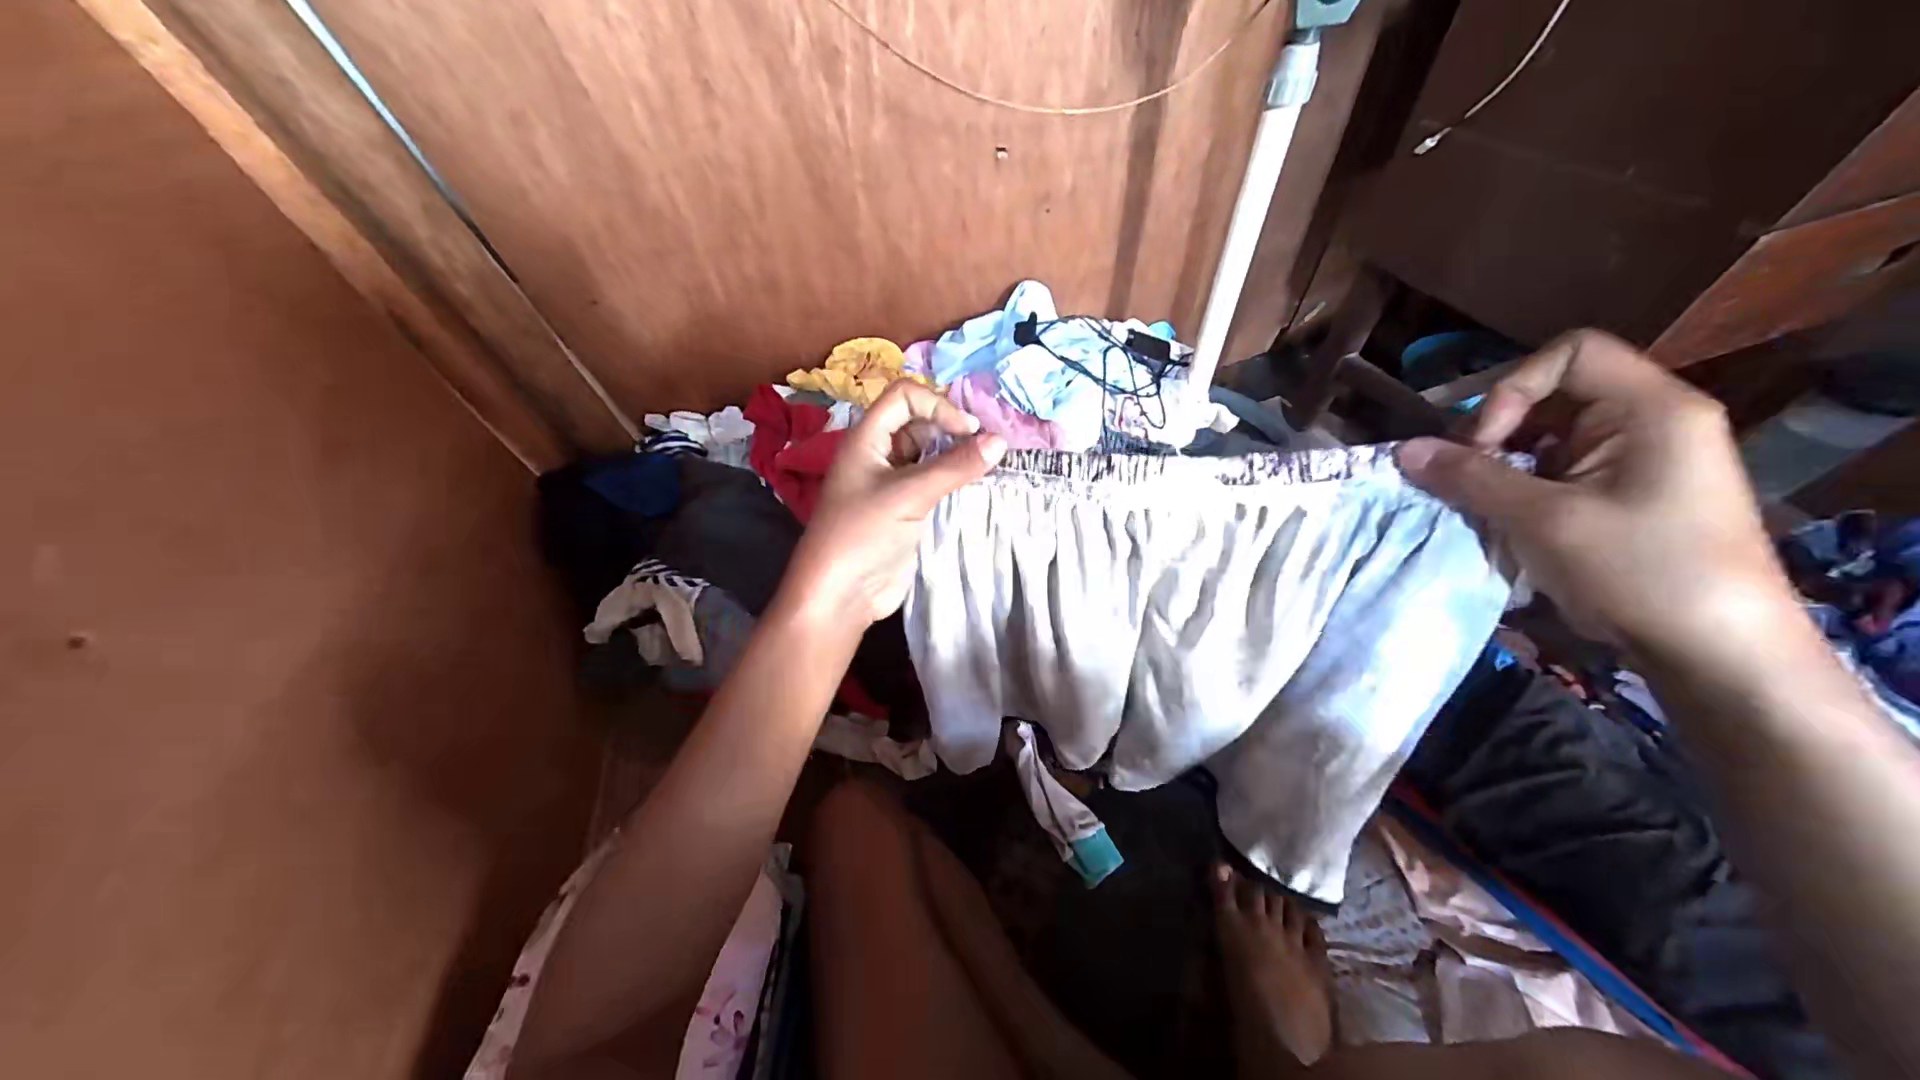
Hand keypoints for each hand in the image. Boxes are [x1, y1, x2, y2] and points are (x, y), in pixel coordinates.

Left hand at [777, 380, 1006, 626]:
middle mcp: (878, 455)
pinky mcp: (904, 509)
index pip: (904, 397)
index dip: (936, 405)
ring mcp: (891, 483)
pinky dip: (953, 480)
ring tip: (985, 466)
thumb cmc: (863, 534)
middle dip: (950, 429)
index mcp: (866, 439)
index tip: (966, 431)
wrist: (841, 594)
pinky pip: (932, 482)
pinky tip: (974, 487)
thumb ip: (955, 467)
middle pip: (918, 422)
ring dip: (955, 455)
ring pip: (928, 453)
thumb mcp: (909, 495)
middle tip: (984, 448)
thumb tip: (1000, 441)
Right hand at [1396, 330, 1798, 659]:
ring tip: (1475, 503)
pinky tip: (1500, 521)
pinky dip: (1517, 489)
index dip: (1513, 388)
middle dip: (1495, 432)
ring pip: (1544, 437)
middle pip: (1551, 395)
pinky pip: (1554, 471)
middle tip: (1464, 478)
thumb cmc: (1640, 571)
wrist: (1716, 652)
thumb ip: (1471, 478)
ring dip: (1499, 466)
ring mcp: (1636, 460)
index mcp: (1651, 409)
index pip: (1570, 353)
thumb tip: (1404, 451)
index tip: (1485, 444)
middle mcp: (1648, 422)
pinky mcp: (1621, 494)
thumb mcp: (1544, 520)